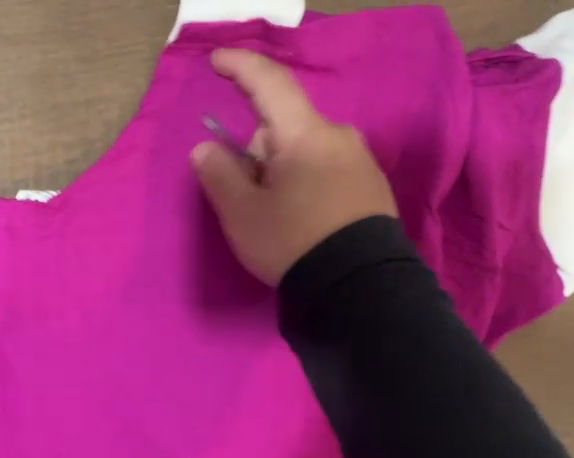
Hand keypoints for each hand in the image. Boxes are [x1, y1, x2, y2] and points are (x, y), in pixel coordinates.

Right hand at [190, 49, 397, 286]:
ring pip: (302, 151)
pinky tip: (295, 220)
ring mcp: (358, 158)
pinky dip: (300, 184)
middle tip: (240, 198)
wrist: (356, 281)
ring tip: (269, 217)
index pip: (269, 85)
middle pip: (282, 129)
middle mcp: (337, 135)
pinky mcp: (367, 184)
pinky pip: (322, 169)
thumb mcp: (241, 214)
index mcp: (303, 134)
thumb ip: (219, 175)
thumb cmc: (291, 241)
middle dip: (255, 152)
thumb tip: (206, 147)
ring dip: (278, 171)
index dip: (240, 67)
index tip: (215, 60)